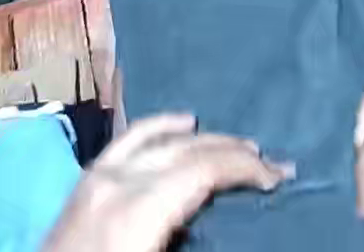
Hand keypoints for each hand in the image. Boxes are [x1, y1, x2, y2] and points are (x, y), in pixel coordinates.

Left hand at [42, 113, 291, 251]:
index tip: (279, 176)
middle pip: (188, 149)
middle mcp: (116, 182)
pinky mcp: (84, 184)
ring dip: (205, 139)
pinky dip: (161, 126)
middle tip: (270, 163)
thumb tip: (232, 216)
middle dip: (233, 153)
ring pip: (162, 138)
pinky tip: (184, 123)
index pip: (204, 169)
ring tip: (238, 147)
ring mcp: (96, 178)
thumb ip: (194, 240)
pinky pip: (129, 138)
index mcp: (135, 213)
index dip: (246, 169)